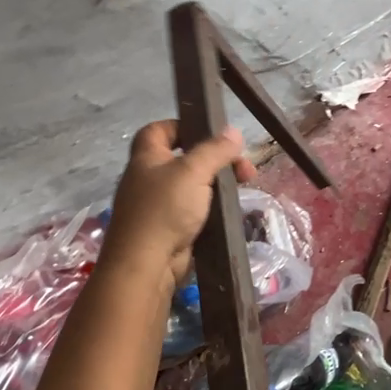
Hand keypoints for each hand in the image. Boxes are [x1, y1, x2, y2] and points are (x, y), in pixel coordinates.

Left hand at [104, 120, 256, 288]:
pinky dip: (213, 208)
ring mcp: (159, 204)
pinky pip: (195, 210)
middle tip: (243, 168)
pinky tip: (231, 210)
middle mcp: (150, 178)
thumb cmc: (165, 209)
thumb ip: (215, 150)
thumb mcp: (193, 172)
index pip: (160, 129)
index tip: (212, 133)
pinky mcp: (170, 228)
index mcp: (147, 157)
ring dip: (218, 184)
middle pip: (184, 158)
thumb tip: (233, 131)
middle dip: (215, 159)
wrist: (147, 264)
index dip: (184, 126)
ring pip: (193, 185)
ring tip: (243, 187)